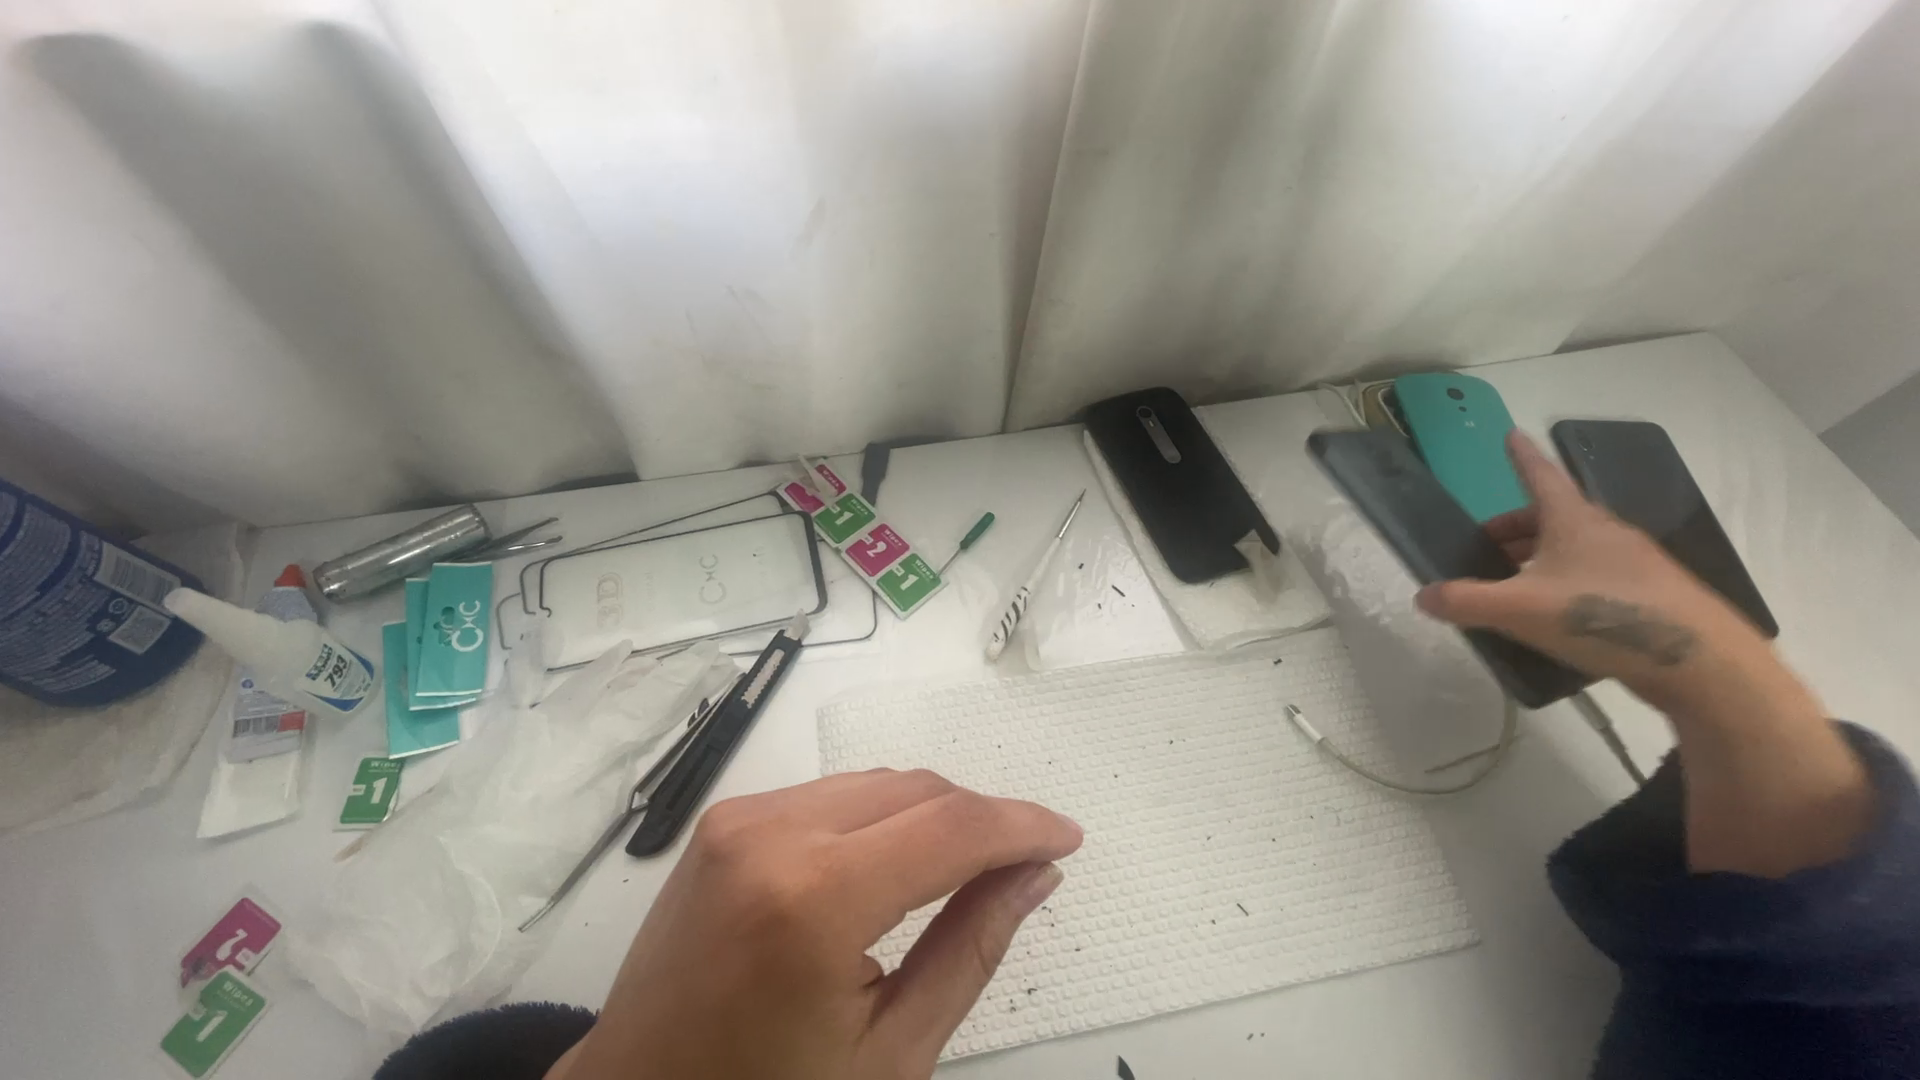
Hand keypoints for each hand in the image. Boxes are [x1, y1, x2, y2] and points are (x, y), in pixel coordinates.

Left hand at [549, 770, 1082, 1079]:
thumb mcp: (891, 1051)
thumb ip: (972, 947)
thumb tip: (1035, 873)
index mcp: (813, 900)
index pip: (950, 828)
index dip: (1020, 825)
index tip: (1066, 837)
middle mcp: (772, 832)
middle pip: (917, 790)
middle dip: (980, 819)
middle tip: (1021, 863)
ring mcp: (742, 816)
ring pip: (877, 782)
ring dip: (933, 813)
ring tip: (963, 866)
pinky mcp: (727, 818)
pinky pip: (832, 794)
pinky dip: (881, 816)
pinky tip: (894, 861)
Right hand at [1414, 429, 1769, 707]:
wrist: (1702, 665)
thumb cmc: (1602, 619)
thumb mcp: (1517, 610)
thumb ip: (1465, 601)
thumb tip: (1424, 595)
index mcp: (1574, 522)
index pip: (1541, 477)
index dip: (1522, 458)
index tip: (1512, 435)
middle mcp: (1607, 533)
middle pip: (1552, 517)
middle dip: (1515, 529)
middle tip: (1485, 551)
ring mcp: (1636, 563)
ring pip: (1575, 548)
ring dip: (1540, 558)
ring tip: (1515, 589)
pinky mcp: (1653, 595)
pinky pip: (1597, 575)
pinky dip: (1567, 583)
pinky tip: (1556, 617)